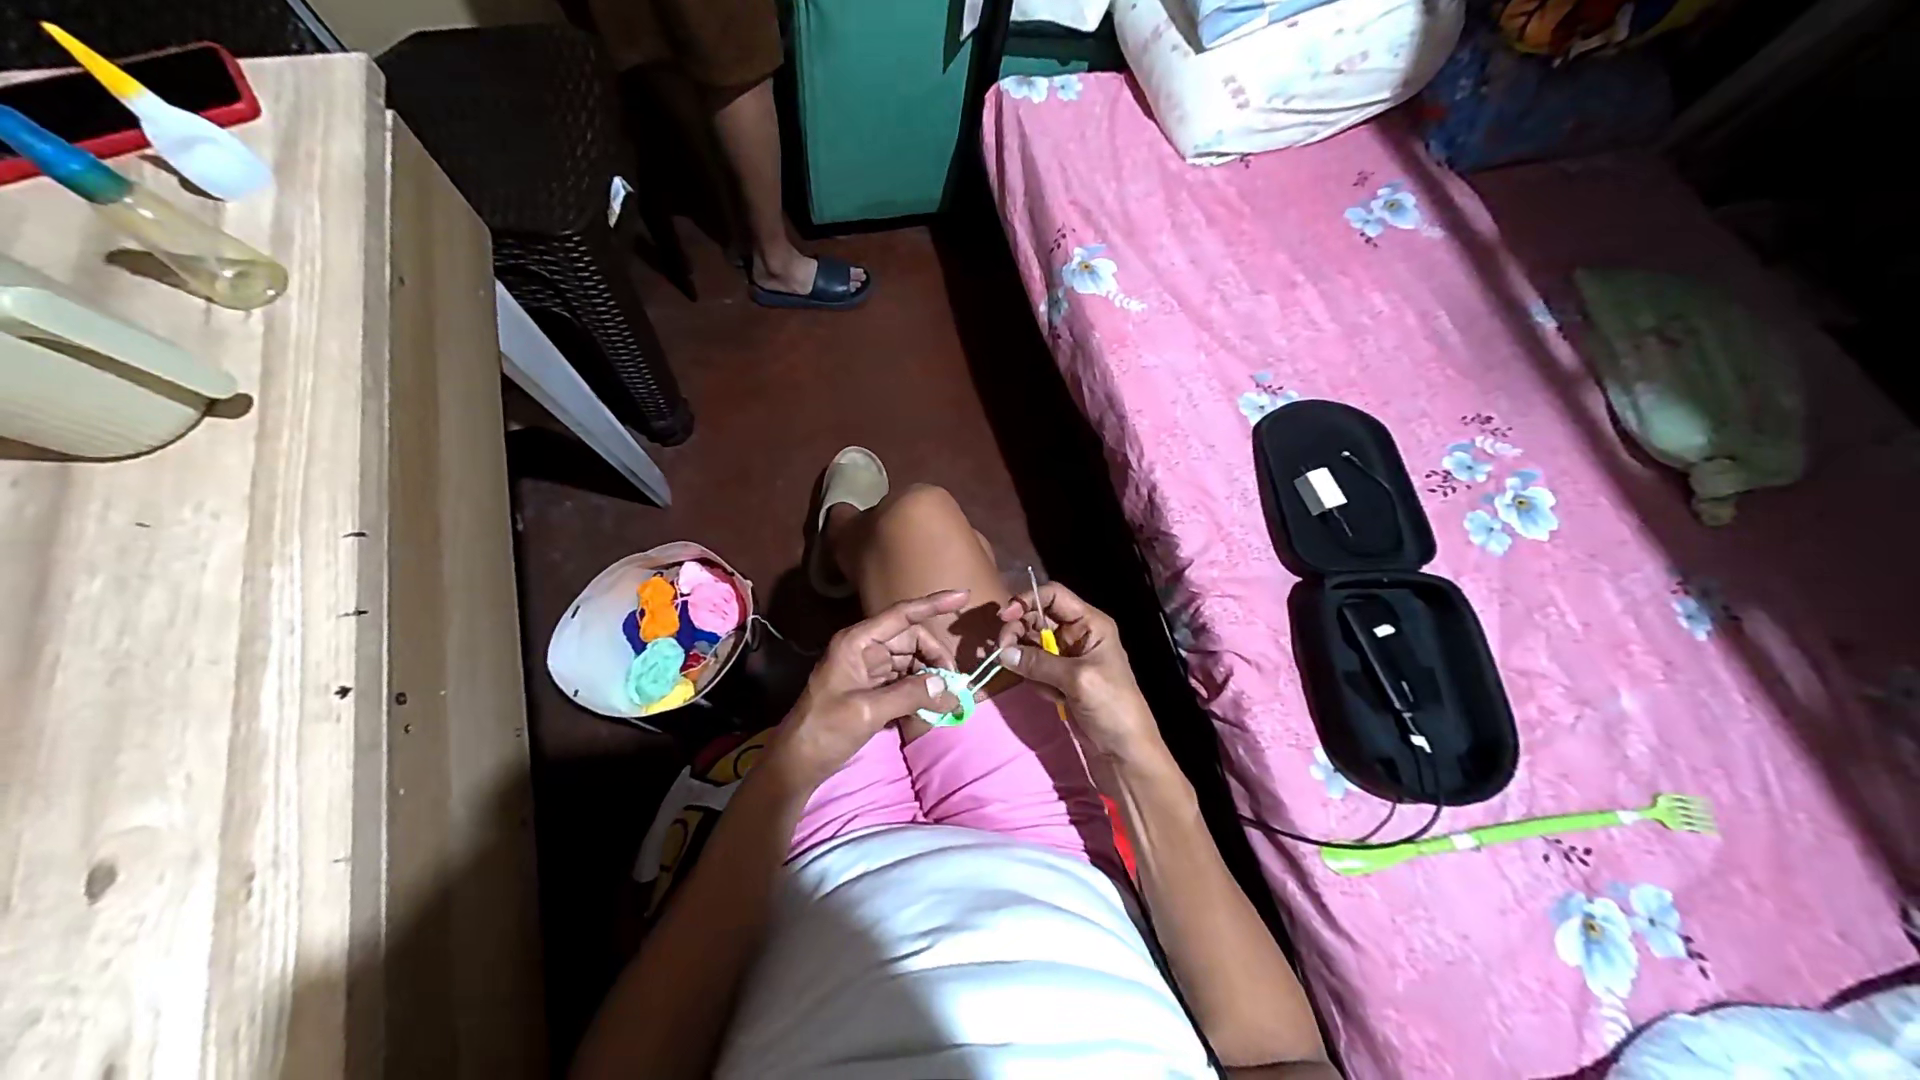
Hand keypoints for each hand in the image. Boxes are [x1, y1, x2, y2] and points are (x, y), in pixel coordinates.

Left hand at [767, 590, 968, 789]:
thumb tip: (946, 686)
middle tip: (954, 684)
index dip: (934, 604)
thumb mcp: (868, 711)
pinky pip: (905, 681)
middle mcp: (864, 649)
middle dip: (936, 657)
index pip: (902, 614)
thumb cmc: (825, 729)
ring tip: (947, 701)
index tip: (964, 596)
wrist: (797, 762)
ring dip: (931, 677)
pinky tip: (932, 708)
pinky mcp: (872, 689)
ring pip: (911, 661)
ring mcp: (868, 669)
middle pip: (911, 639)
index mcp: (857, 642)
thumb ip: (909, 694)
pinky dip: (921, 691)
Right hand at [993, 582, 1164, 764]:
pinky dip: (1029, 675)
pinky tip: (1041, 692)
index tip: (1005, 616)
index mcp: (1090, 624)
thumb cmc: (1112, 707)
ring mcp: (1067, 658)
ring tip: (1017, 671)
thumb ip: (1039, 662)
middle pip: (1037, 617)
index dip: (1028, 599)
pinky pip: (1033, 667)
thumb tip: (1003, 653)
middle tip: (1002, 650)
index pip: (1054, 595)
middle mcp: (1077, 634)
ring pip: (1031, 642)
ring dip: (1020, 654)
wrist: (1125, 752)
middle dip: (1018, 629)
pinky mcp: (1059, 679)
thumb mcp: (1077, 679)